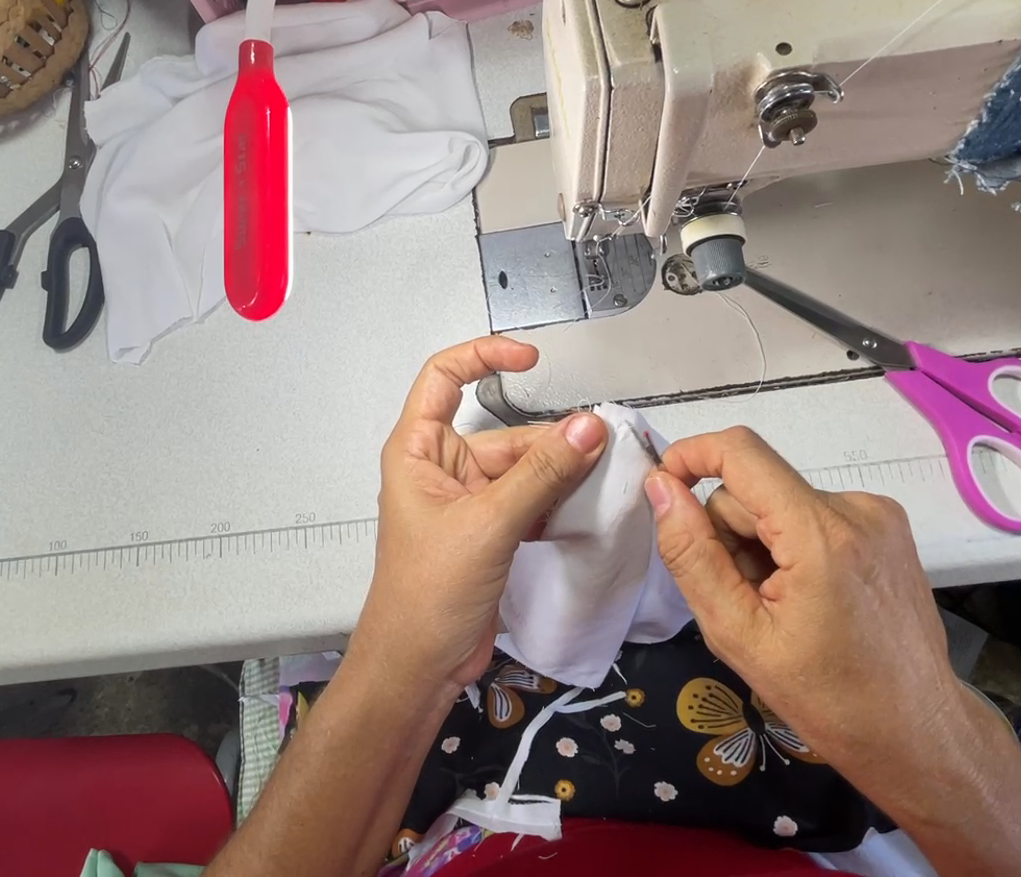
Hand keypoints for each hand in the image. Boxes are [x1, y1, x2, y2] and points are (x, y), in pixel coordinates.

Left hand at [351, 337, 607, 703]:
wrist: (421, 664)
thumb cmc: (427, 594)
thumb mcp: (487, 525)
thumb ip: (541, 475)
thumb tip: (587, 427)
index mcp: (418, 450)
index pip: (444, 378)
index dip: (484, 356)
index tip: (529, 357)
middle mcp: (442, 467)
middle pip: (503, 431)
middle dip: (550, 441)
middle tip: (601, 447)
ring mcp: (469, 499)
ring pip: (524, 468)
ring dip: (561, 473)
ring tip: (601, 475)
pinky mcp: (491, 529)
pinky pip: (531, 498)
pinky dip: (557, 500)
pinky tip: (585, 504)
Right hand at [643, 428, 987, 785]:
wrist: (917, 733)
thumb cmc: (824, 696)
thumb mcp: (735, 633)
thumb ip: (690, 553)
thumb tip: (661, 486)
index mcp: (820, 533)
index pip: (740, 452)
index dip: (690, 455)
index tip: (663, 488)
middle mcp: (855, 506)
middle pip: (752, 488)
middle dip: (728, 533)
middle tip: (743, 598)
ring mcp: (876, 513)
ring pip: (776, 502)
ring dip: (758, 542)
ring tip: (779, 604)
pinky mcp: (884, 524)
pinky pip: (806, 512)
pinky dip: (789, 543)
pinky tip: (806, 594)